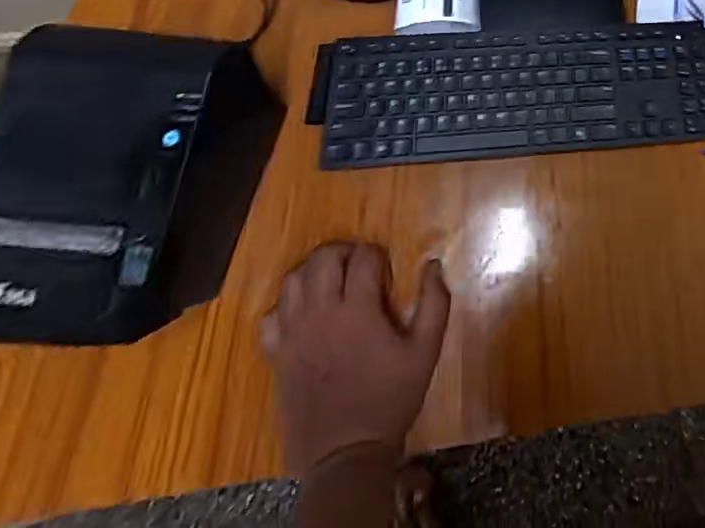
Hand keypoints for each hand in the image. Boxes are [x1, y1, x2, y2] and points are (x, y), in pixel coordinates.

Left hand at [260, 242, 450, 474]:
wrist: (345, 452)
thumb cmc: (390, 399)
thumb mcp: (425, 352)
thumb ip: (434, 303)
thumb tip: (432, 265)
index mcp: (358, 310)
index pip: (364, 257)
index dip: (378, 256)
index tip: (386, 272)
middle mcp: (321, 313)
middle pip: (323, 258)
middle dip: (344, 252)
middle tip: (359, 267)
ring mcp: (294, 333)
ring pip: (293, 279)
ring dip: (314, 271)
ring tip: (332, 282)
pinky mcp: (276, 354)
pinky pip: (271, 315)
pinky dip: (285, 306)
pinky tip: (304, 313)